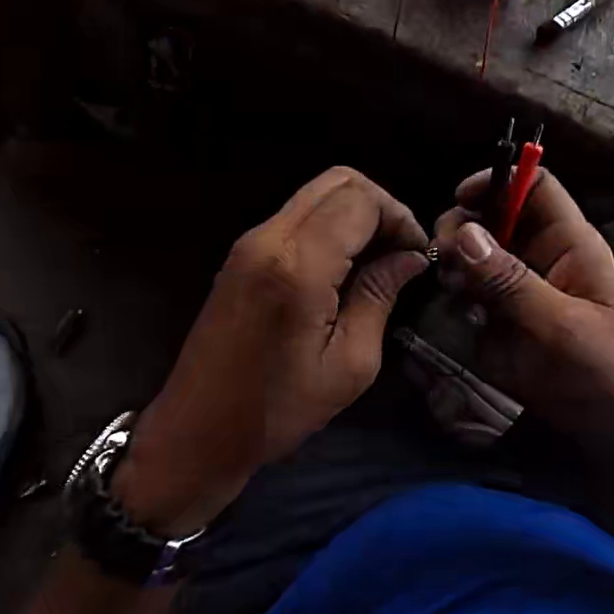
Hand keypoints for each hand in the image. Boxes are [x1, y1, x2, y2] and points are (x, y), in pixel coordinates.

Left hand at [115, 167, 430, 531]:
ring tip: (379, 260)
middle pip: (339, 181)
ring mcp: (249, 243)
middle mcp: (269, 239)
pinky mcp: (242, 255)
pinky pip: (298, 216)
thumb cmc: (278, 408)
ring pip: (317, 193)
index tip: (417, 256)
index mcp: (298, 266)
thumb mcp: (350, 363)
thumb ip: (379, 296)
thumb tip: (410, 257)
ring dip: (356, 214)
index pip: (361, 201)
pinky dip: (332, 226)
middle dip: (381, 206)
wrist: (196, 432)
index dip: (400, 218)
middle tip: (401, 251)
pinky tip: (346, 267)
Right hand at [433, 167, 613, 458]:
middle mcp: (540, 256)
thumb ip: (511, 280)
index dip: (499, 180)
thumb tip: (464, 233)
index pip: (534, 186)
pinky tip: (457, 311)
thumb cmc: (603, 370)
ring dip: (455, 263)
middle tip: (444, 257)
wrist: (610, 429)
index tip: (461, 198)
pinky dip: (455, 294)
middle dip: (464, 227)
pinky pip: (467, 290)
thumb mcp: (560, 324)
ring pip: (474, 252)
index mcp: (569, 243)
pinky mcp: (499, 317)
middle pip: (493, 215)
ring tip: (452, 288)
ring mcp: (517, 287)